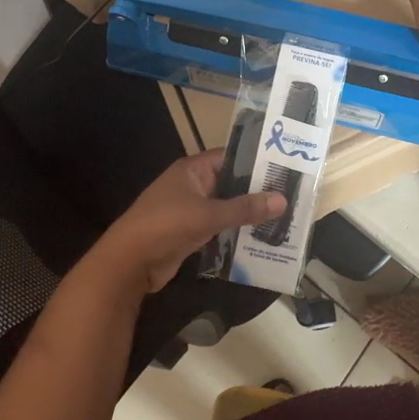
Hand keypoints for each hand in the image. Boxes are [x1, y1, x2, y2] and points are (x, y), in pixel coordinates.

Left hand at [93, 151, 286, 292]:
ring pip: (224, 207)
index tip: (284, 168)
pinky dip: (234, 232)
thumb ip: (245, 208)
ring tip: (281, 217)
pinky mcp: (188, 233)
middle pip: (229, 183)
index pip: (229, 157)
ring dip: (246, 213)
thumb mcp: (209, 214)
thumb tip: (283, 200)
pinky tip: (259, 237)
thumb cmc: (166, 226)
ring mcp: (189, 210)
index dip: (254, 161)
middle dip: (255, 191)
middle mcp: (191, 185)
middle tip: (290, 195)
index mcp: (192, 170)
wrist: (129, 262)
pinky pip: (218, 228)